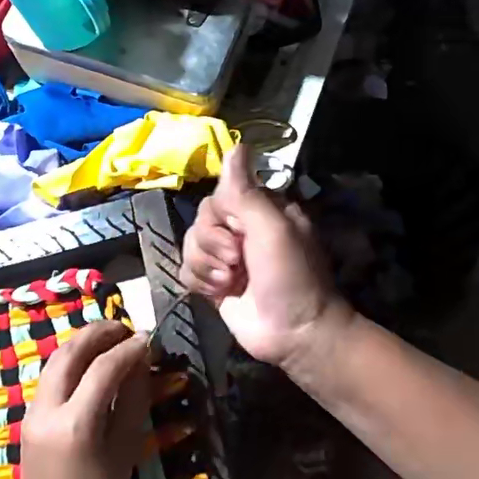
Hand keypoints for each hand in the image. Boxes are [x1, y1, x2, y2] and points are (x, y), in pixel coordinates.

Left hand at [19, 320, 151, 478]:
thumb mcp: (126, 448)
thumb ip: (133, 399)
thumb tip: (141, 360)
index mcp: (75, 423)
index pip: (103, 368)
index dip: (128, 349)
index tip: (148, 338)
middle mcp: (47, 410)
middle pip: (70, 353)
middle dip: (98, 333)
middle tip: (125, 328)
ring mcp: (32, 411)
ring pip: (55, 360)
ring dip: (81, 343)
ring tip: (109, 339)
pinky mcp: (27, 416)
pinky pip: (49, 376)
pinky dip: (70, 360)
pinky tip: (89, 362)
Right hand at [181, 145, 352, 370]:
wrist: (293, 334)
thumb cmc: (291, 275)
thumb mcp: (272, 227)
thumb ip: (245, 191)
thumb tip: (236, 144)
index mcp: (260, 211)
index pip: (220, 194)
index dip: (221, 215)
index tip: (239, 232)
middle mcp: (241, 229)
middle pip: (201, 219)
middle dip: (213, 243)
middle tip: (237, 262)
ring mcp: (225, 257)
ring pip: (189, 244)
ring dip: (207, 265)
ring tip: (231, 282)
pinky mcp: (213, 283)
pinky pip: (186, 268)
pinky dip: (199, 280)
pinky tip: (219, 293)